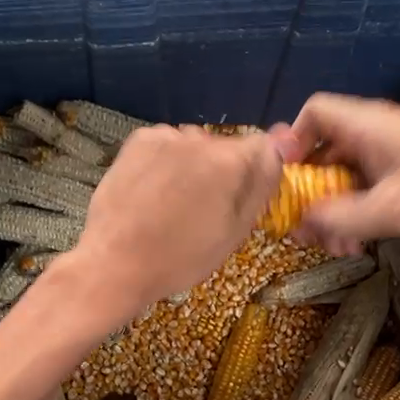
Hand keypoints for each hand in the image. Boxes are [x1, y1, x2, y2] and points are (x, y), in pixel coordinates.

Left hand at [66, 126, 286, 314]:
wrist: (116, 263)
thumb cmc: (181, 259)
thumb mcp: (234, 233)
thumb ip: (261, 186)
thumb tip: (283, 145)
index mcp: (231, 163)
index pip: (264, 149)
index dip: (256, 174)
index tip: (241, 198)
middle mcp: (201, 139)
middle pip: (228, 148)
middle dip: (224, 172)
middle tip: (204, 211)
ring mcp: (167, 136)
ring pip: (196, 147)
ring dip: (194, 167)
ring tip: (173, 205)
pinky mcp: (139, 141)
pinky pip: (168, 146)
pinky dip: (167, 163)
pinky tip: (154, 193)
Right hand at [273, 94, 399, 254]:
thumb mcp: (385, 212)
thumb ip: (336, 219)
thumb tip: (298, 225)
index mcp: (368, 125)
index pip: (314, 113)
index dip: (293, 143)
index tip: (287, 181)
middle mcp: (375, 130)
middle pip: (324, 151)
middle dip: (313, 194)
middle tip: (310, 231)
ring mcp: (391, 149)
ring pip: (345, 174)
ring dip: (335, 210)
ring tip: (340, 247)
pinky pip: (366, 184)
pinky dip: (356, 210)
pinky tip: (361, 242)